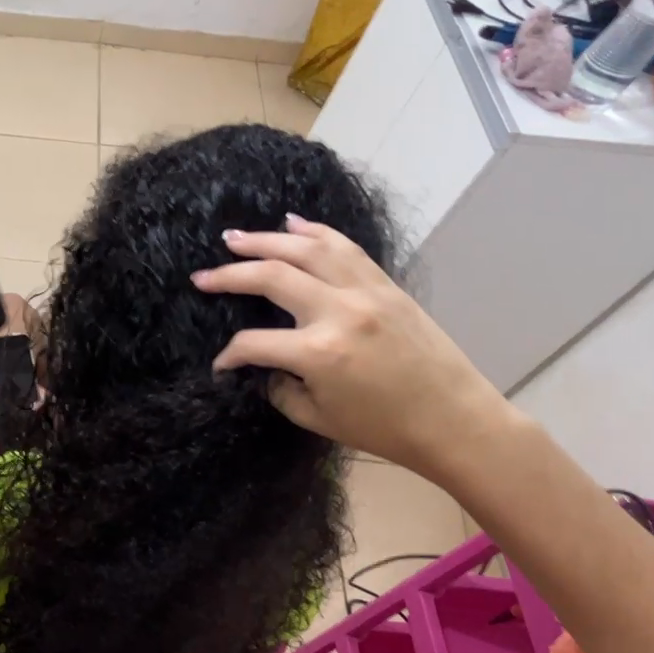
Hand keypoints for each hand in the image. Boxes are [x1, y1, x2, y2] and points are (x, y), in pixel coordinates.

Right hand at [195, 215, 522, 475]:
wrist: (451, 418)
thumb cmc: (380, 428)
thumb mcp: (315, 416)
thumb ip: (280, 387)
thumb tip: (265, 366)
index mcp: (318, 352)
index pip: (252, 344)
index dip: (228, 357)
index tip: (220, 368)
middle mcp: (340, 312)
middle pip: (273, 277)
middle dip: (231, 275)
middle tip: (202, 276)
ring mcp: (367, 293)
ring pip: (309, 249)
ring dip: (268, 240)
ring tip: (236, 237)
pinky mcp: (387, 286)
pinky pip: (345, 249)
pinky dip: (316, 232)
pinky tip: (291, 224)